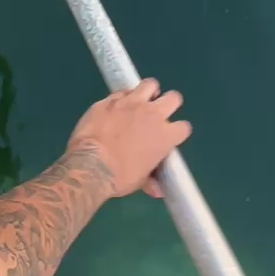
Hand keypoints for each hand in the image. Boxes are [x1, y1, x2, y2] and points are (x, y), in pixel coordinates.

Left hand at [67, 78, 191, 196]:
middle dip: (168, 104)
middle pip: (174, 98)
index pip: (184, 127)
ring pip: (150, 84)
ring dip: (148, 91)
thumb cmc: (119, 177)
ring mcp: (131, 103)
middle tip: (157, 113)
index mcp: (165, 136)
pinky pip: (122, 91)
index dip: (176, 132)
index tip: (168, 137)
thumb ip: (149, 180)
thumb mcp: (138, 181)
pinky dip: (122, 97)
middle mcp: (153, 114)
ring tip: (140, 101)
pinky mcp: (110, 100)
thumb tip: (157, 191)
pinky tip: (116, 106)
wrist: (90, 166)